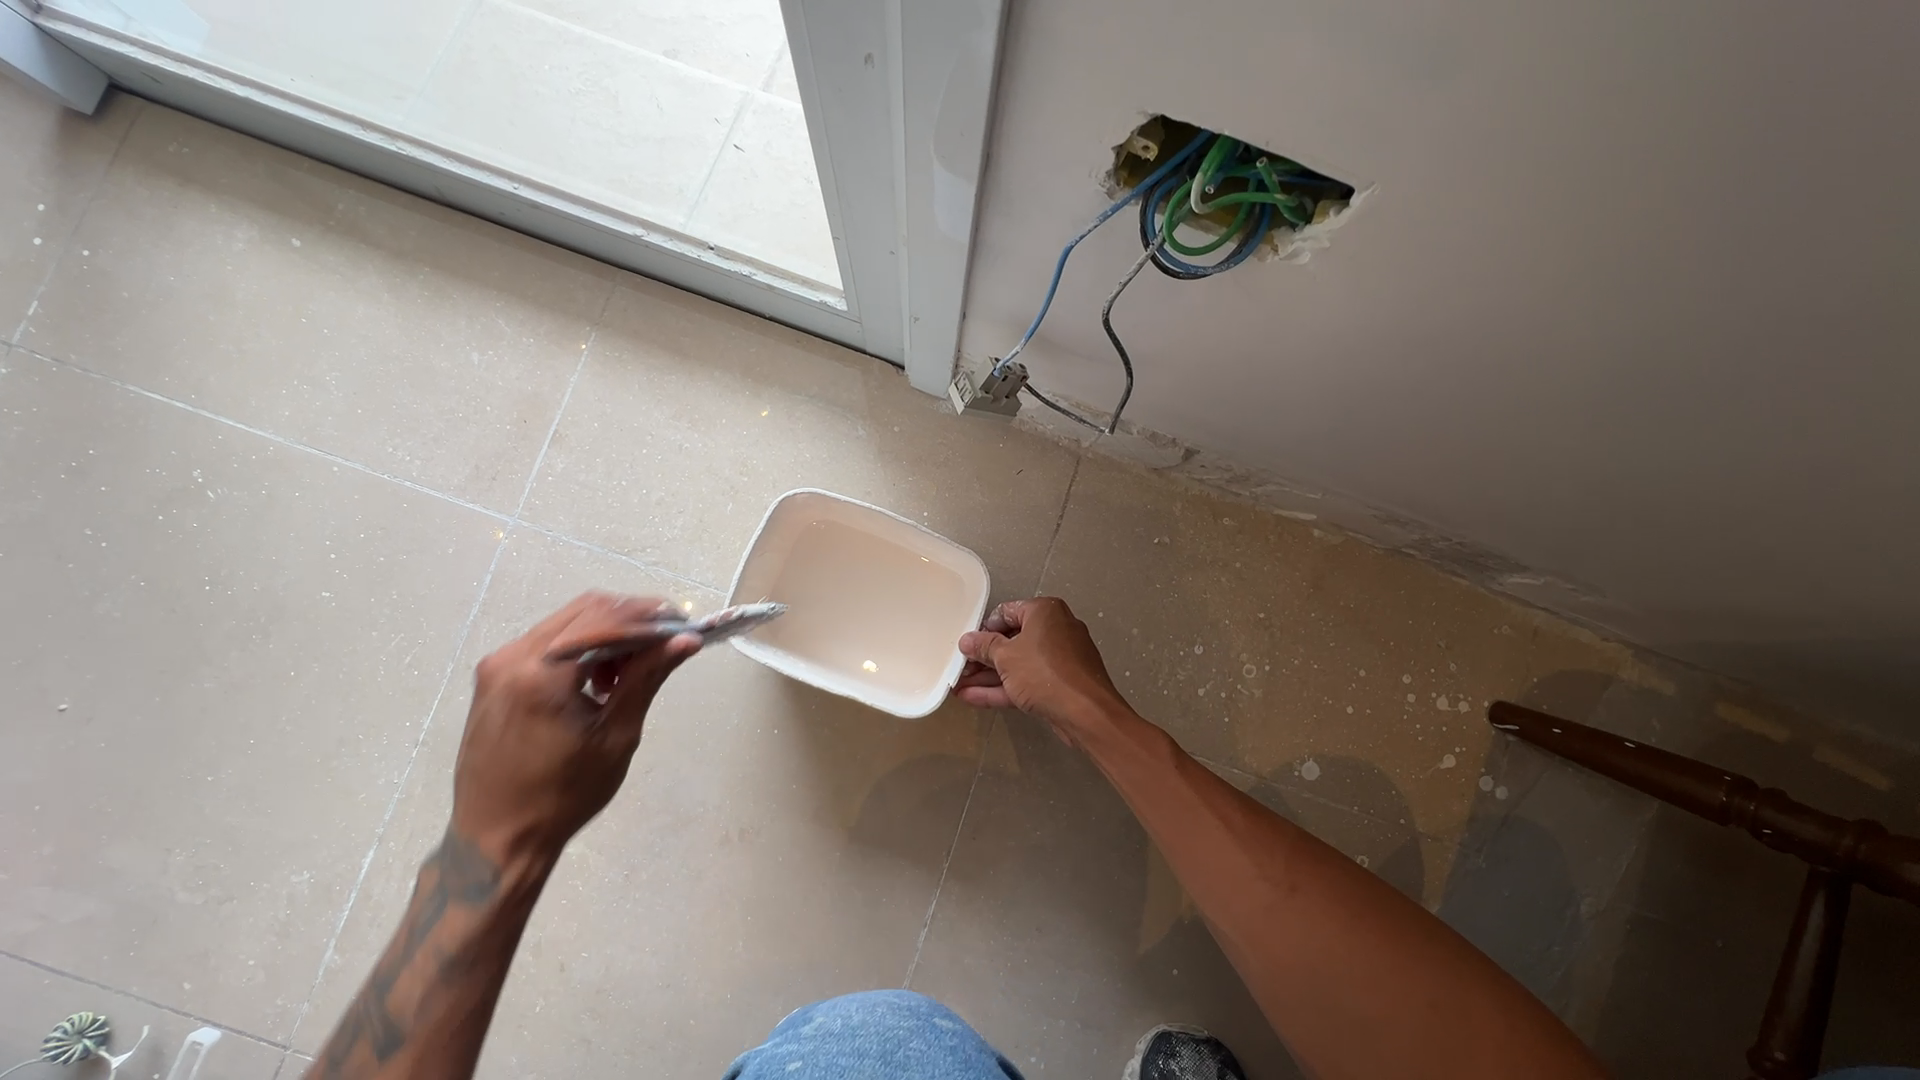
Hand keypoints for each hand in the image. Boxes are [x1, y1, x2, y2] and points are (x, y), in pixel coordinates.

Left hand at [450, 592, 700, 867]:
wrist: (496, 838)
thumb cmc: (564, 795)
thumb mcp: (616, 735)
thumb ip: (647, 677)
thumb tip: (685, 640)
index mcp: (541, 673)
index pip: (606, 619)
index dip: (651, 618)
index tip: (685, 627)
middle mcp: (512, 656)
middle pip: (586, 611)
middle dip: (632, 621)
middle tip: (666, 643)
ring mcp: (497, 664)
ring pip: (567, 623)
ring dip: (607, 634)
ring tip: (630, 673)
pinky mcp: (493, 676)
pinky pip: (547, 643)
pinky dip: (581, 649)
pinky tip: (597, 681)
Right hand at [955, 597, 1130, 743]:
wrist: (1085, 713)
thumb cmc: (1044, 672)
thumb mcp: (1005, 656)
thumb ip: (984, 647)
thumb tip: (968, 641)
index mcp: (1045, 612)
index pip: (1007, 613)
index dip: (984, 629)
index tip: (967, 644)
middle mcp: (1055, 629)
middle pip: (1011, 640)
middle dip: (983, 657)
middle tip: (959, 667)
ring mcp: (1058, 659)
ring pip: (1017, 664)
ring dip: (988, 676)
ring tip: (958, 685)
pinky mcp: (1059, 684)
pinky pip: (1026, 681)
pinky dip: (1002, 688)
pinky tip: (973, 697)